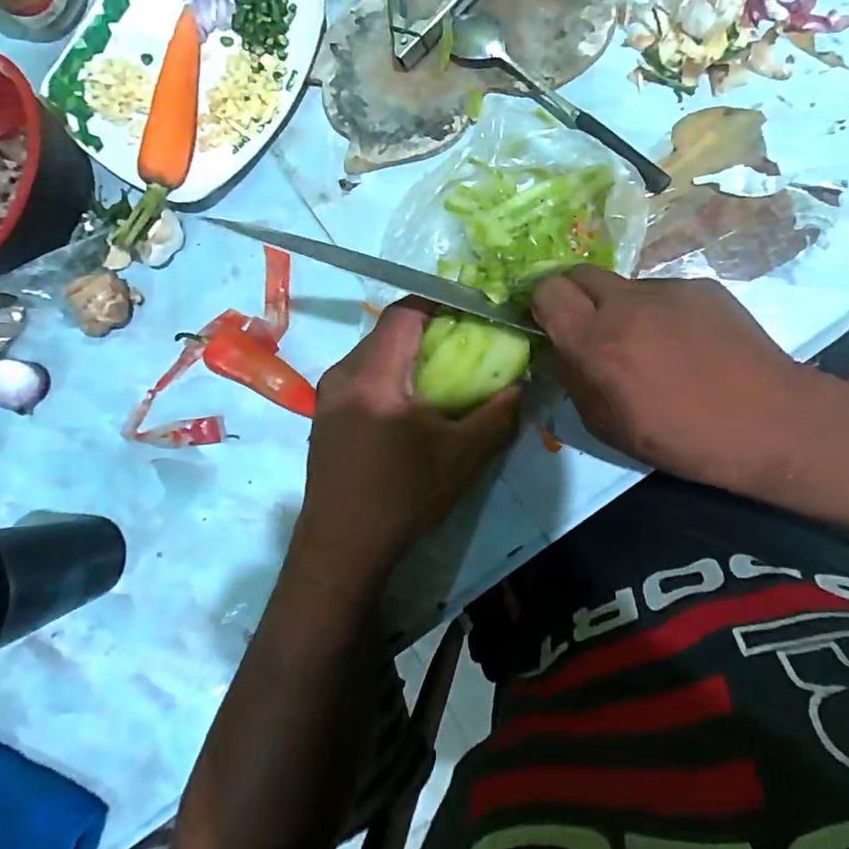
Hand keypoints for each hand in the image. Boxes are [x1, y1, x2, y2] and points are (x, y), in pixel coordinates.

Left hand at [295, 300, 520, 584]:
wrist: (341, 548)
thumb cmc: (403, 496)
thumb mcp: (464, 456)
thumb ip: (499, 415)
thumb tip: (522, 386)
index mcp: (373, 376)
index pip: (405, 312)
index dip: (440, 301)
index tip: (472, 310)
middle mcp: (343, 376)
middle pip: (388, 330)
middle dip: (429, 328)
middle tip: (467, 342)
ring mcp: (328, 397)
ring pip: (373, 353)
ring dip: (409, 353)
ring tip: (444, 372)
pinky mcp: (326, 416)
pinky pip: (362, 376)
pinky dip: (391, 374)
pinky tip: (414, 403)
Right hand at [531, 266, 834, 492]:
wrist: (769, 420)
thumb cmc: (684, 439)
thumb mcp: (610, 428)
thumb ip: (576, 382)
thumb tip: (566, 353)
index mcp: (596, 343)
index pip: (547, 290)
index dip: (544, 305)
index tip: (554, 325)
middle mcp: (626, 304)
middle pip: (579, 274)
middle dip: (576, 297)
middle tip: (593, 330)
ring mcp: (668, 289)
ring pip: (625, 286)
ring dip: (624, 309)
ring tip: (655, 347)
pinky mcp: (702, 286)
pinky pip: (664, 292)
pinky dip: (663, 313)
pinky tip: (690, 345)